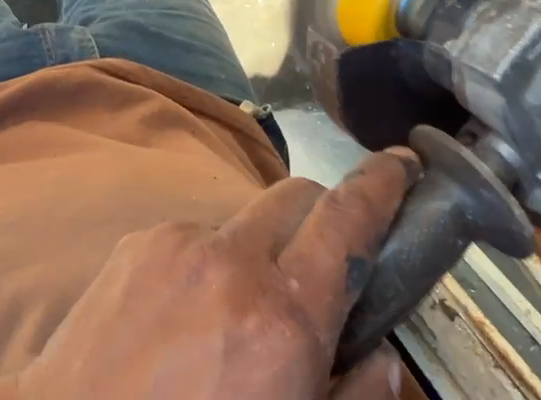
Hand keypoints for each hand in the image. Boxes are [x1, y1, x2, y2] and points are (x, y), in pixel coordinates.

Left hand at [15, 148, 424, 399]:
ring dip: (256, 251)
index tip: (402, 163)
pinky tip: (184, 315)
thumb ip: (354, 395)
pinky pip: (193, 237)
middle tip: (320, 267)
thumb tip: (383, 354)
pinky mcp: (138, 242)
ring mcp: (179, 243)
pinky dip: (207, 263)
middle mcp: (232, 262)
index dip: (382, 186)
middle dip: (319, 218)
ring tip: (234, 315)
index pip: (347, 223)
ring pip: (242, 220)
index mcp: (283, 318)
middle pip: (296, 197)